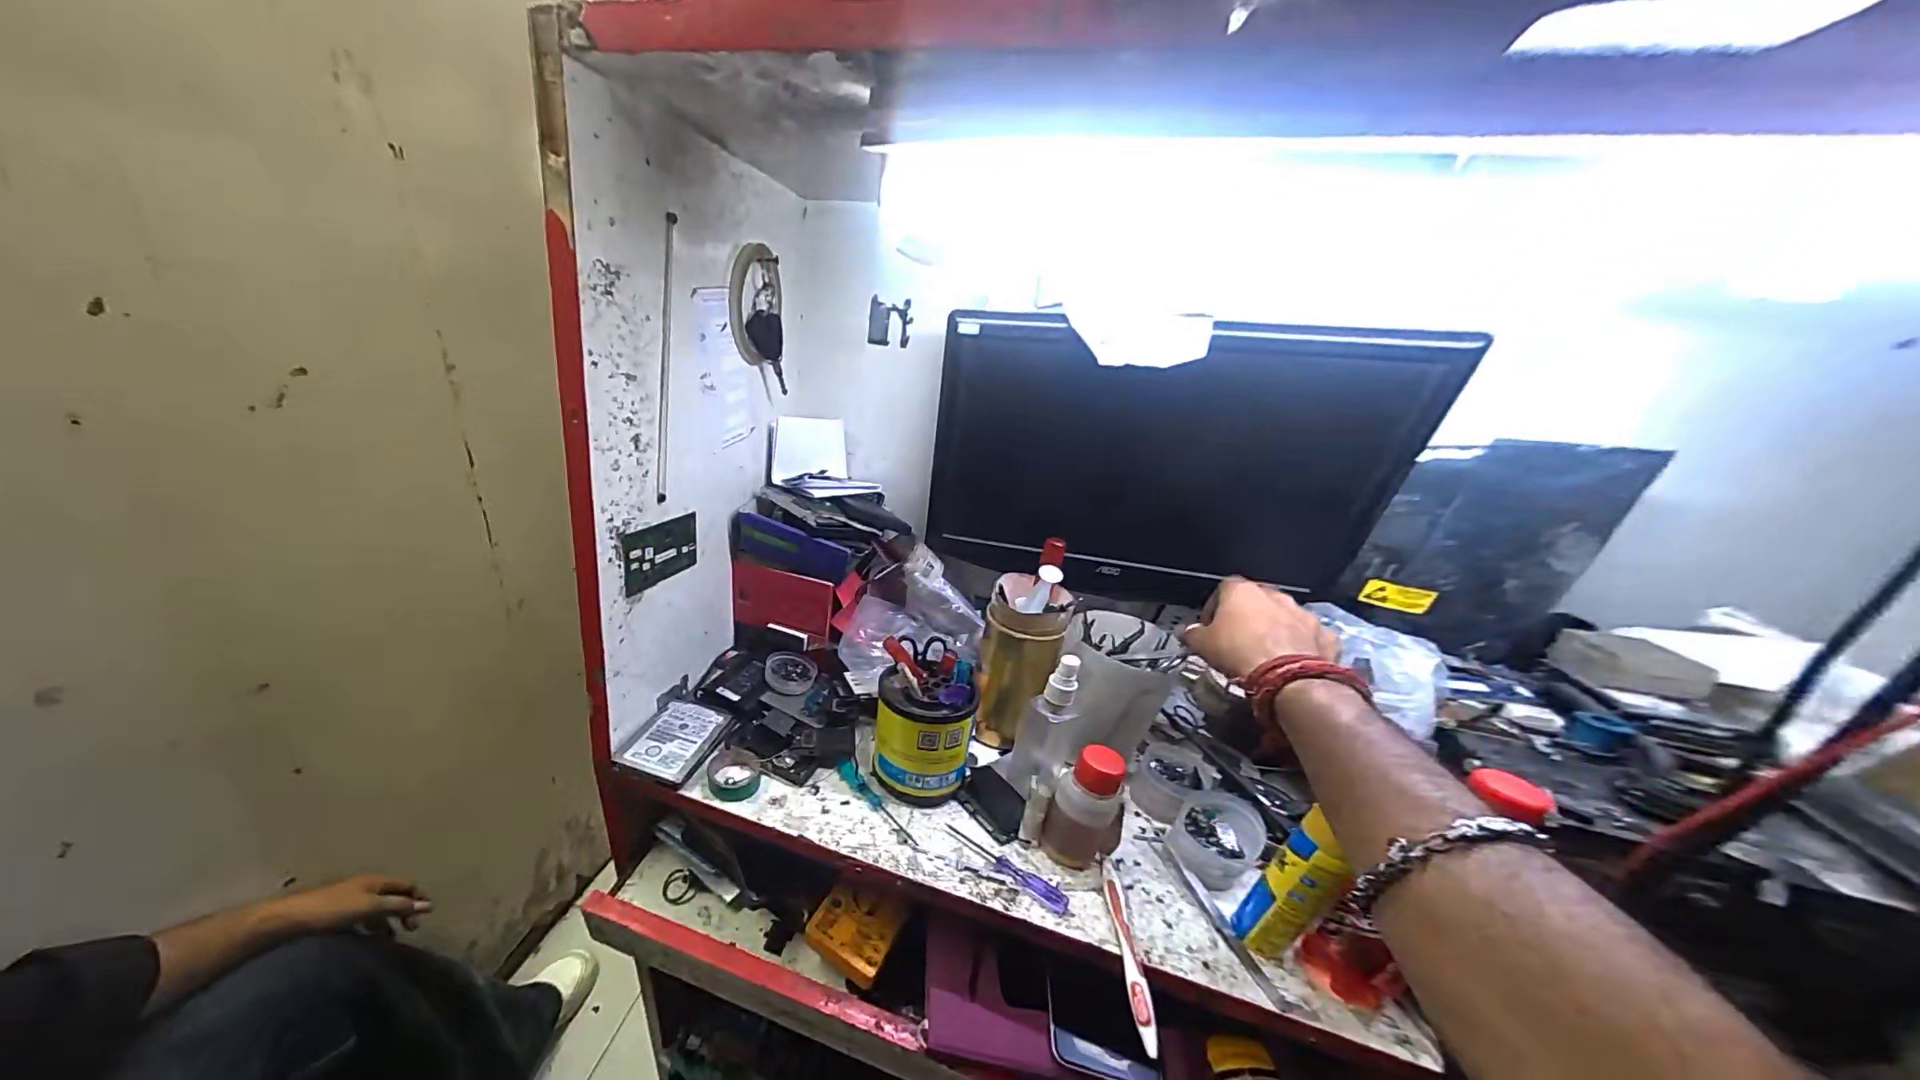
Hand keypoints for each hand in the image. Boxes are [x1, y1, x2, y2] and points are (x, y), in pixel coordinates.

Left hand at [266, 875, 432, 935]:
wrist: (287, 919)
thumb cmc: (332, 910)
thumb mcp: (370, 907)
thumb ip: (398, 906)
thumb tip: (428, 905)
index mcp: (377, 881)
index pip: (407, 885)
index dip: (418, 897)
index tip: (426, 915)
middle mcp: (367, 887)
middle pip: (394, 896)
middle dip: (404, 911)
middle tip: (410, 930)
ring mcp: (350, 899)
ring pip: (378, 908)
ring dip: (387, 922)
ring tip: (389, 939)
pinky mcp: (336, 913)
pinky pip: (362, 918)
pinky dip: (370, 926)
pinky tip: (367, 938)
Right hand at [1181, 576, 1337, 679]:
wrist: (1288, 677)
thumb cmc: (1238, 652)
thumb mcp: (1203, 645)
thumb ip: (1193, 634)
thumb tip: (1188, 633)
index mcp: (1243, 591)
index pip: (1223, 588)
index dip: (1215, 607)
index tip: (1210, 627)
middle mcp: (1275, 595)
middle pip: (1257, 600)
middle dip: (1248, 617)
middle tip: (1238, 639)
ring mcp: (1304, 613)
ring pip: (1285, 616)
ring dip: (1276, 629)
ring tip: (1266, 652)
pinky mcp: (1325, 634)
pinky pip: (1309, 636)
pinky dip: (1302, 645)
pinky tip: (1293, 661)